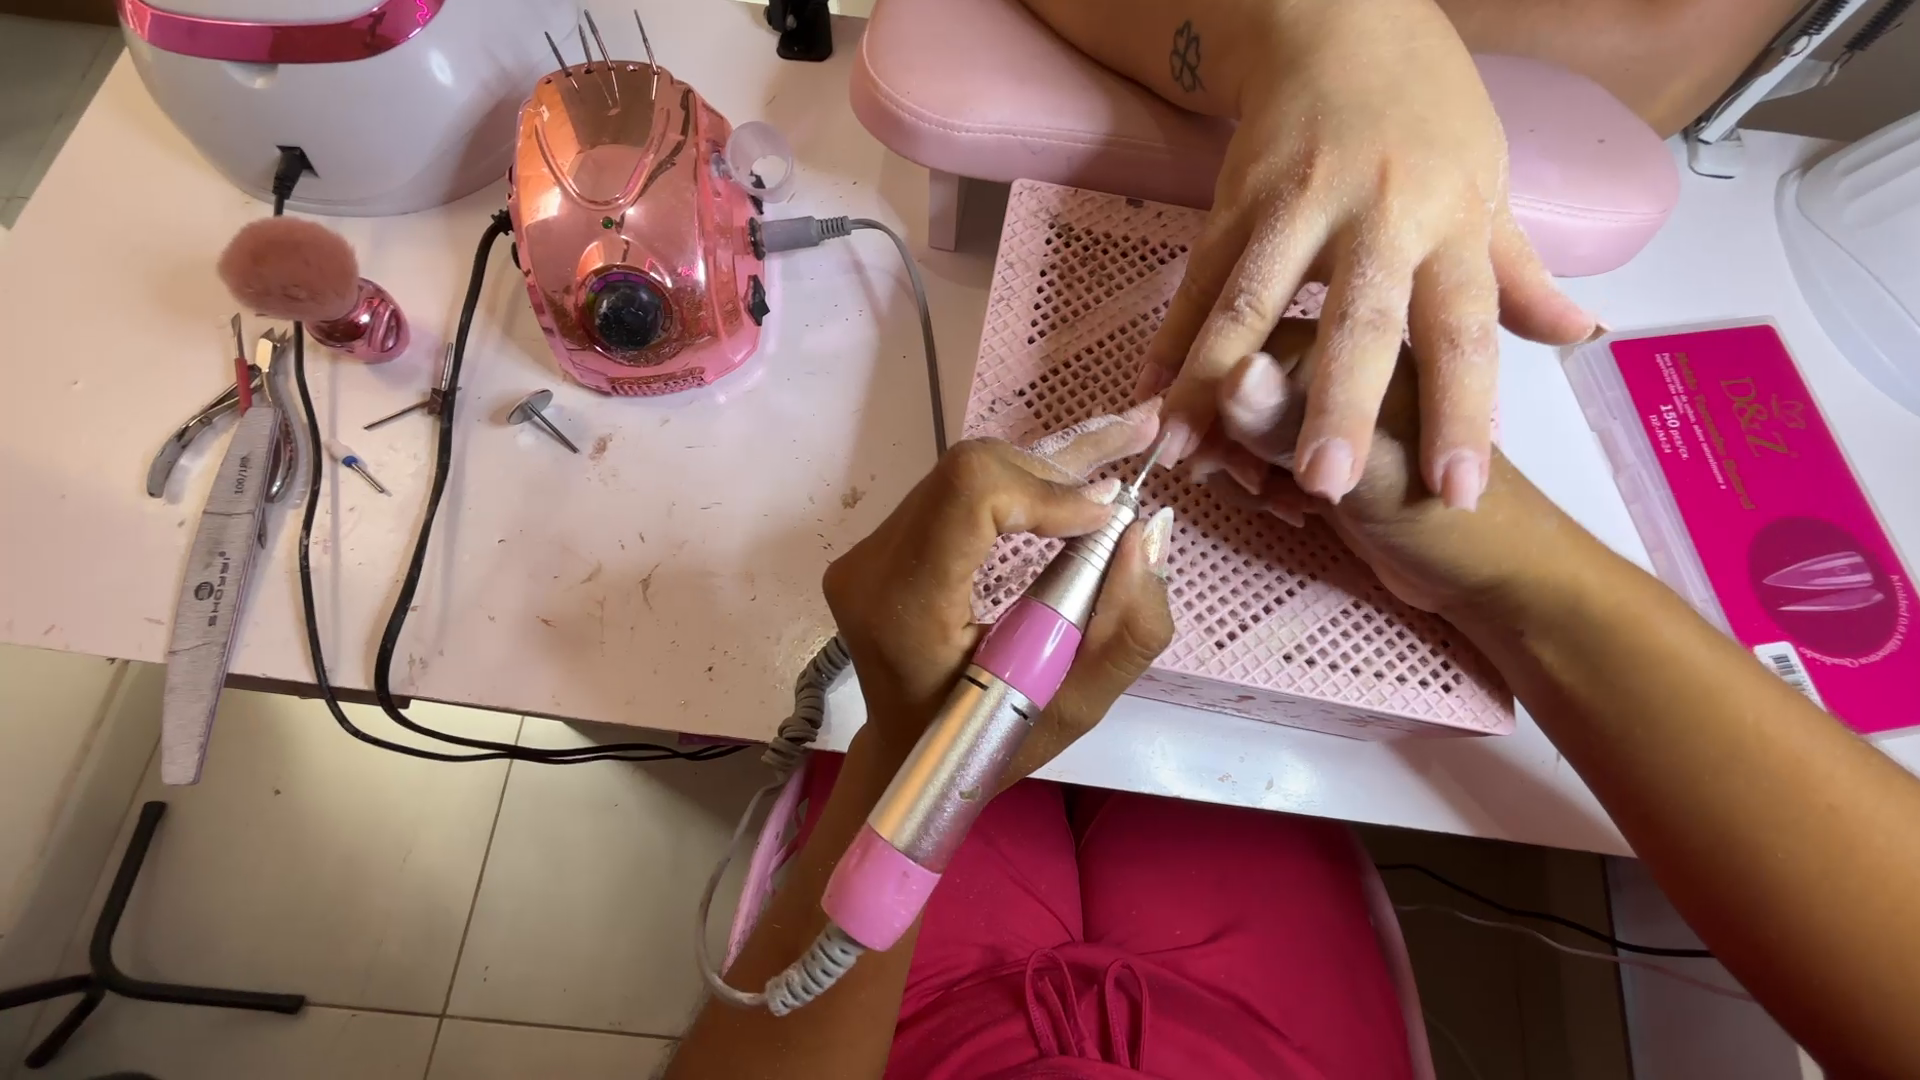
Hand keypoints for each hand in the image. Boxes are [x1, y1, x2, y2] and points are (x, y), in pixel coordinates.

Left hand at [823, 433, 1173, 780]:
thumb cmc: (985, 744)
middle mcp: (872, 565)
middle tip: (1127, 482)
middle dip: (1057, 475)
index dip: (1049, 491)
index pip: (970, 496)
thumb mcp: (1073, 709)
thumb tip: (1144, 531)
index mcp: (904, 607)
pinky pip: (959, 490)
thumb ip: (1126, 631)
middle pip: (971, 472)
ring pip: (968, 472)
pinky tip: (1075, 461)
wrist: (908, 751)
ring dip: (1045, 471)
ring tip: (1125, 436)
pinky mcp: (885, 542)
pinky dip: (1022, 481)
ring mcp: (871, 549)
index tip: (1108, 517)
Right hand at [1143, 0, 1594, 509]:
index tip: (1456, 492)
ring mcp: (1291, 208)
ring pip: (1248, 310)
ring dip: (1214, 388)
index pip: (1463, 328)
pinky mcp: (1229, 205)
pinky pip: (1195, 287)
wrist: (1335, 19)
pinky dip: (1169, 345)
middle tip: (1323, 484)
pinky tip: (1149, 397)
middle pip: (1355, 323)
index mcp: (1451, 217)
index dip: (1463, 411)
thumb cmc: (1422, 108)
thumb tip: (1578, 336)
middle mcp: (1375, 214)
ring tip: (1186, 454)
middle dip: (1336, 407)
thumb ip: (1518, 271)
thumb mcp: (1488, 179)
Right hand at [1196, 320, 1584, 618]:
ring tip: (1276, 501)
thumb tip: (1233, 374)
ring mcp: (1318, 395)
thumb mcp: (1374, 473)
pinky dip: (1249, 477)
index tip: (1201, 461)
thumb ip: (1298, 423)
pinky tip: (1281, 504)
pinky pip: (1248, 443)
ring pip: (1232, 416)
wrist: (1492, 576)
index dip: (1209, 409)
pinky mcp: (1311, 434)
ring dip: (1237, 465)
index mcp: (1359, 331)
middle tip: (1255, 490)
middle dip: (1223, 445)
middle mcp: (1332, 350)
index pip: (1245, 352)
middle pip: (1229, 386)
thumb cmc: (1452, 523)